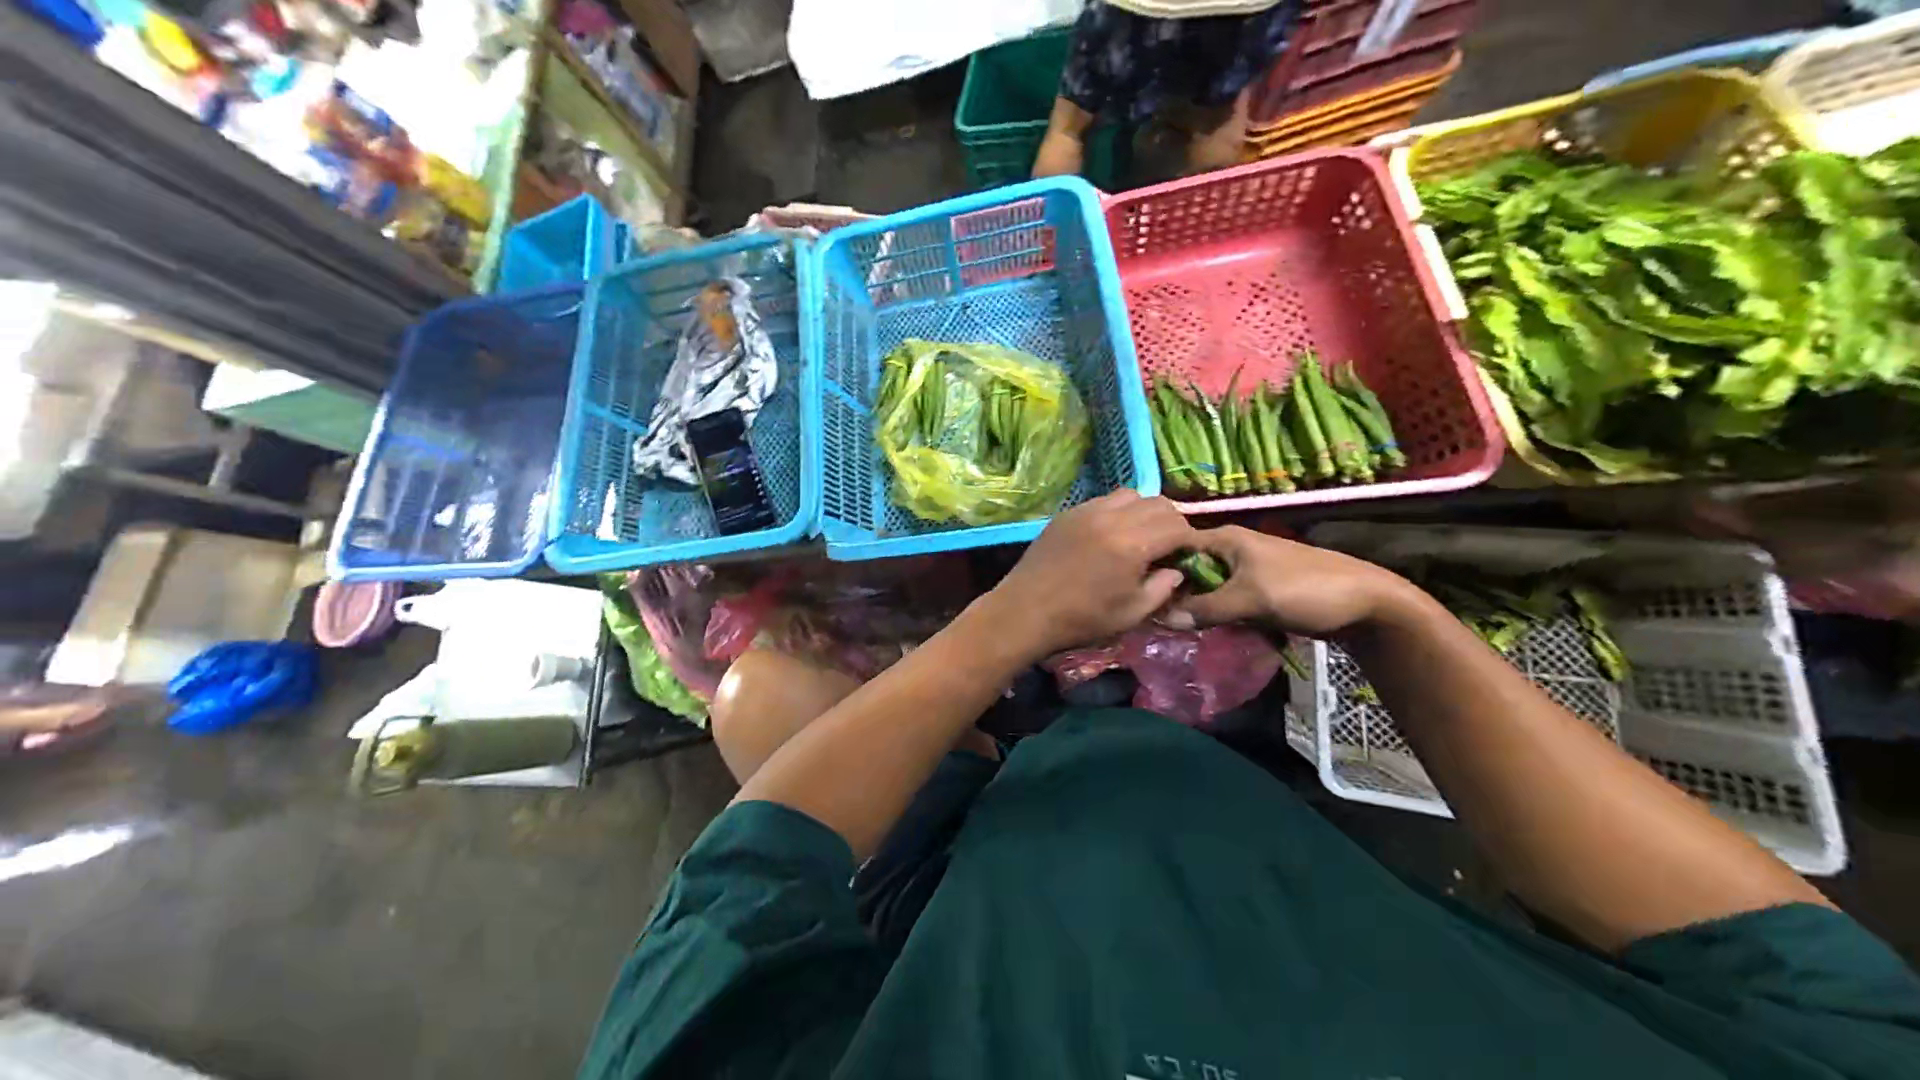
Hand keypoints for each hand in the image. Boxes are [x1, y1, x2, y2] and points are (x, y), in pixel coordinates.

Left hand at [976, 490, 1194, 657]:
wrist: (1025, 612)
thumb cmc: (1082, 620)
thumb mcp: (1132, 613)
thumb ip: (1163, 588)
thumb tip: (1177, 569)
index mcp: (1131, 544)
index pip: (1177, 526)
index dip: (1190, 540)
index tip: (1189, 556)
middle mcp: (1111, 518)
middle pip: (1158, 503)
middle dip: (1171, 523)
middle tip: (1168, 548)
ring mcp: (1086, 510)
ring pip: (1131, 495)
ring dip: (1144, 512)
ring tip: (1141, 538)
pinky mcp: (1068, 513)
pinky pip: (1104, 500)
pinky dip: (1118, 511)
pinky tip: (1112, 535)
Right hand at [1160, 525, 1415, 636]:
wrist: (1365, 603)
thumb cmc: (1305, 589)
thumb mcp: (1250, 599)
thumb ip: (1206, 608)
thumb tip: (1161, 618)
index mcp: (1224, 539)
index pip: (1174, 546)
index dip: (1154, 567)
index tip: (1136, 593)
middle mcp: (1229, 549)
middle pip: (1187, 569)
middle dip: (1171, 591)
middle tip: (1152, 618)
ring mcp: (1244, 570)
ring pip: (1204, 587)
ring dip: (1193, 606)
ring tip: (1171, 627)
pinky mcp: (1256, 590)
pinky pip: (1223, 600)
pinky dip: (1213, 613)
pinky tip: (1202, 629)